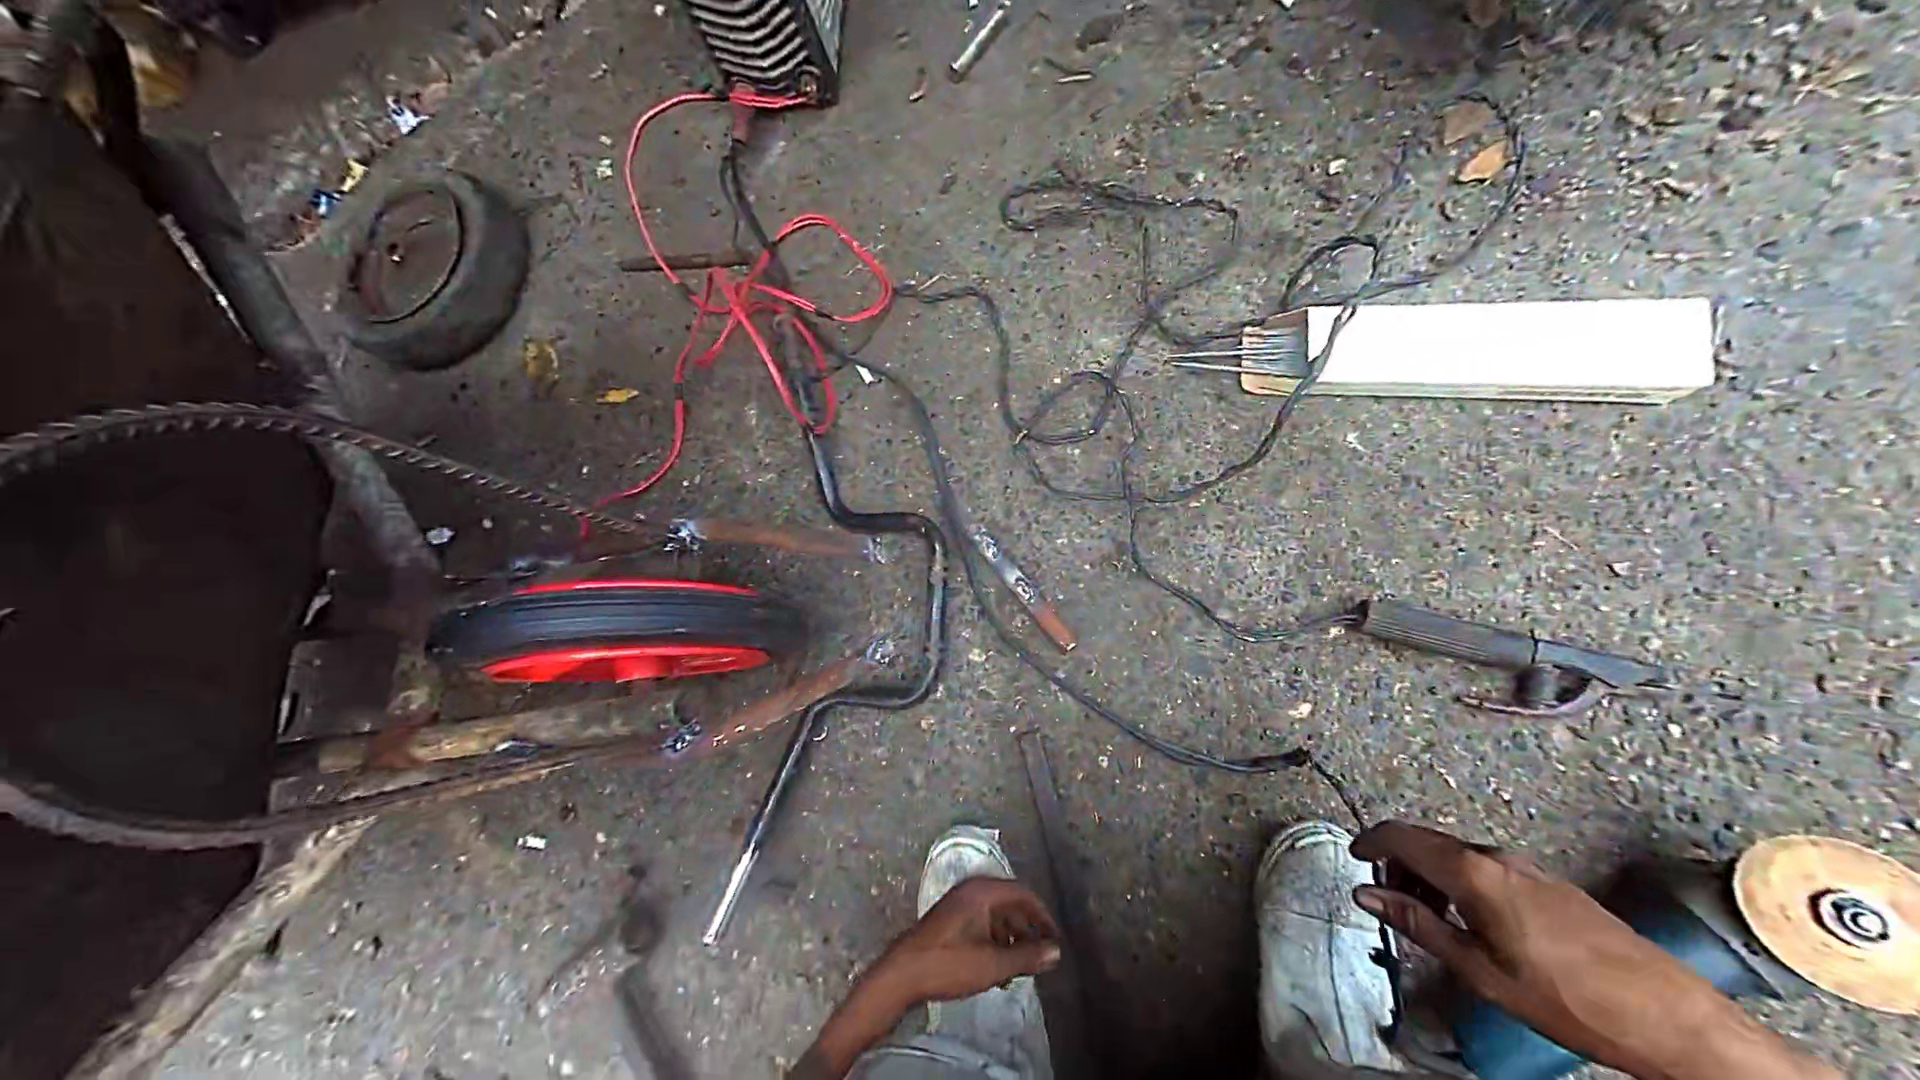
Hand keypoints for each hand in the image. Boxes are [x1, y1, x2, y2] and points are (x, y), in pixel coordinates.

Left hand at [790, 878, 1060, 1079]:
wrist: (903, 973)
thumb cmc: (949, 963)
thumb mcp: (993, 963)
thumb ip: (1027, 955)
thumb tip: (1056, 951)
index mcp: (982, 891)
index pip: (1023, 893)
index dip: (1042, 915)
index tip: (1054, 938)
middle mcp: (971, 890)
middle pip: (1009, 903)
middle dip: (1026, 930)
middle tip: (1039, 956)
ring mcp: (958, 903)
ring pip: (995, 916)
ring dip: (1010, 940)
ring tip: (1018, 970)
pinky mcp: (950, 919)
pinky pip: (981, 923)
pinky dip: (994, 942)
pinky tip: (996, 970)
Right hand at [1350, 821, 1837, 1079]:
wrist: (1675, 1021)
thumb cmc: (1570, 999)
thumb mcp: (1479, 968)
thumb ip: (1416, 922)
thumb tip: (1366, 893)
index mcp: (1473, 872)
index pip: (1401, 836)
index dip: (1369, 842)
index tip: (1354, 856)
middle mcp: (1497, 857)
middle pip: (1427, 842)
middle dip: (1398, 863)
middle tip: (1387, 897)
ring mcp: (1528, 868)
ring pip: (1457, 855)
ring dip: (1429, 874)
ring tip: (1428, 916)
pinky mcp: (1550, 884)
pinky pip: (1487, 868)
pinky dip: (1461, 882)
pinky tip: (1470, 921)